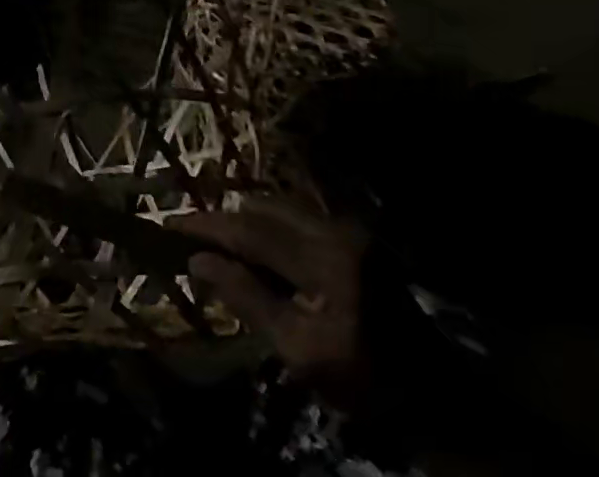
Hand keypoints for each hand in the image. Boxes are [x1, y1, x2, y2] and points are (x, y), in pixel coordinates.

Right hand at [173, 199, 367, 403]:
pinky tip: (253, 246)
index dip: (207, 226)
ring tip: (216, 239)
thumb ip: (246, 298)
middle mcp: (335, 230)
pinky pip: (296, 217)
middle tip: (189, 229)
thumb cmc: (361, 376)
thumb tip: (197, 261)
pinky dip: (267, 225)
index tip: (169, 223)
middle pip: (263, 210)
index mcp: (323, 260)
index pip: (250, 231)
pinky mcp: (352, 235)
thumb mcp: (297, 348)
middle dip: (223, 219)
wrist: (429, 388)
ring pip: (279, 208)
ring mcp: (347, 229)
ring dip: (245, 220)